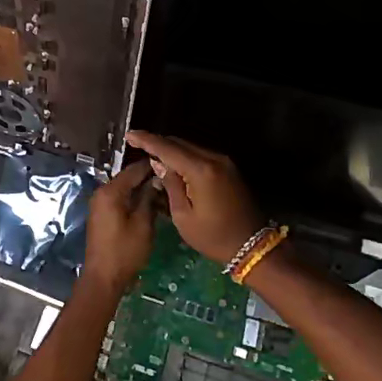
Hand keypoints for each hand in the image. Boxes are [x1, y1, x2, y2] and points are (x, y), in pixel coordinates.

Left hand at [81, 161, 158, 296]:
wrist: (103, 276)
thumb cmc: (125, 250)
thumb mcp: (143, 224)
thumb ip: (148, 198)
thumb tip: (155, 180)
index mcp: (110, 192)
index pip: (133, 170)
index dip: (151, 166)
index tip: (170, 163)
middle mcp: (101, 193)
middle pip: (127, 178)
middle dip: (147, 177)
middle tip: (170, 178)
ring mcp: (100, 204)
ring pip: (124, 189)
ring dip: (141, 189)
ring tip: (164, 190)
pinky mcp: (102, 214)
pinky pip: (119, 199)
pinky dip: (133, 199)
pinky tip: (150, 203)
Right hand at [125, 131, 265, 263]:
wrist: (252, 246)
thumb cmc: (213, 236)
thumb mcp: (183, 216)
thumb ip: (170, 184)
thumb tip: (159, 163)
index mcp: (201, 171)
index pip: (168, 148)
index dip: (146, 140)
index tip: (129, 134)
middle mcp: (214, 159)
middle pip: (179, 143)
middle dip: (158, 143)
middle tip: (137, 146)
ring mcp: (224, 162)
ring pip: (190, 147)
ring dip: (171, 150)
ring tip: (152, 156)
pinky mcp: (228, 169)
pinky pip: (200, 155)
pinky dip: (184, 156)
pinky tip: (173, 164)